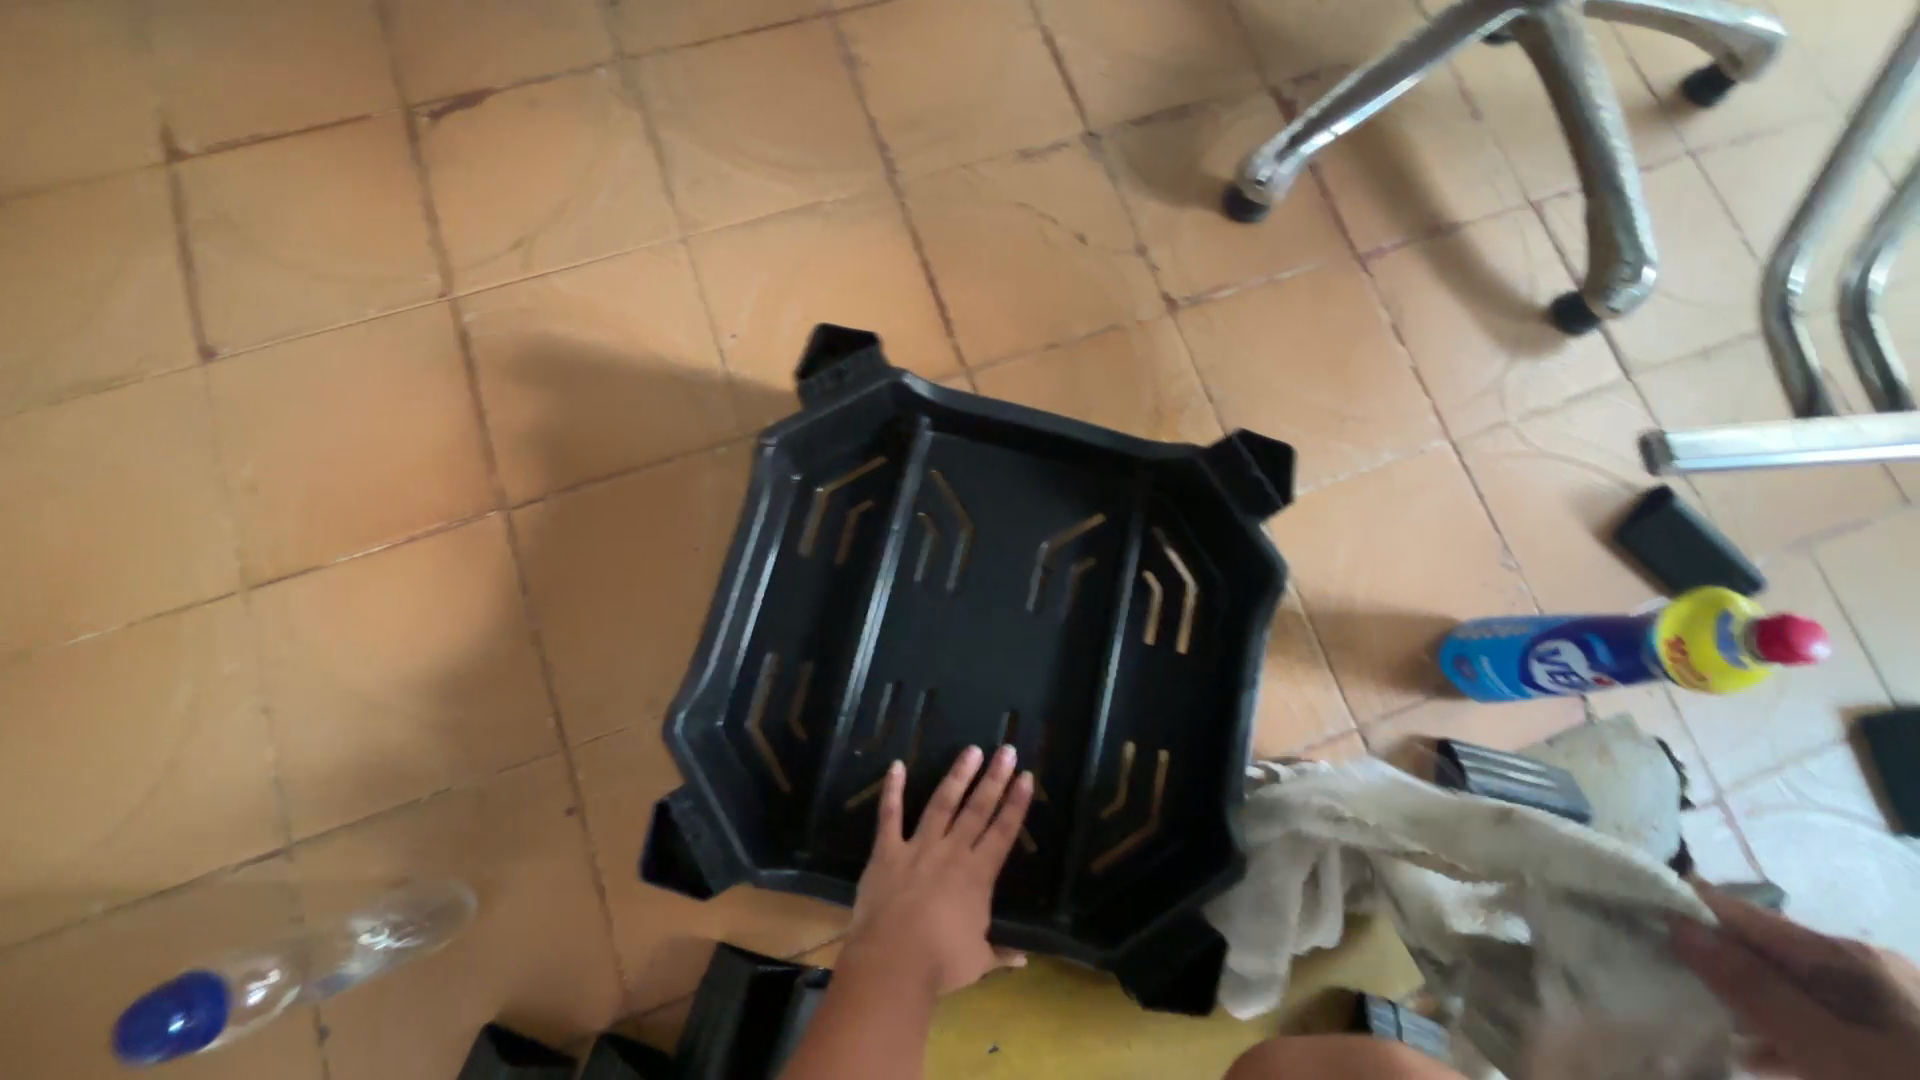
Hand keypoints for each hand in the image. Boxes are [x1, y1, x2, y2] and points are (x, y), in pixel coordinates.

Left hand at [845, 745, 1034, 995]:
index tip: (1025, 776)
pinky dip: (892, 790)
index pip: (1003, 832)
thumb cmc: (939, 963)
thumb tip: (1025, 960)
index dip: (1016, 803)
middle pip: (977, 809)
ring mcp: (918, 848)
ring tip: (971, 750)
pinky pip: (889, 816)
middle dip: (994, 778)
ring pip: (941, 803)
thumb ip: (1000, 954)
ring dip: (957, 776)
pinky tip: (896, 766)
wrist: (892, 961)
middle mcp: (952, 852)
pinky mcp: (887, 852)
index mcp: (978, 875)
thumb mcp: (977, 961)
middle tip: (1006, 749)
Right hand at [1670, 887, 1919, 1079]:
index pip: (1737, 913)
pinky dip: (1781, 1029)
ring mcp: (1886, 1001)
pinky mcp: (1898, 1035)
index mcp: (1843, 958)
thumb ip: (1753, 989)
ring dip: (1742, 1000)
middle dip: (1708, 961)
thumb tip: (1677, 923)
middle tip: (1653, 977)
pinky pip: (1819, 1015)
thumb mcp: (1831, 1054)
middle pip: (1761, 948)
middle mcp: (1862, 965)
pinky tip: (1760, 1056)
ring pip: (1789, 985)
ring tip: (1699, 1022)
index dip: (1680, 908)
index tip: (1625, 914)